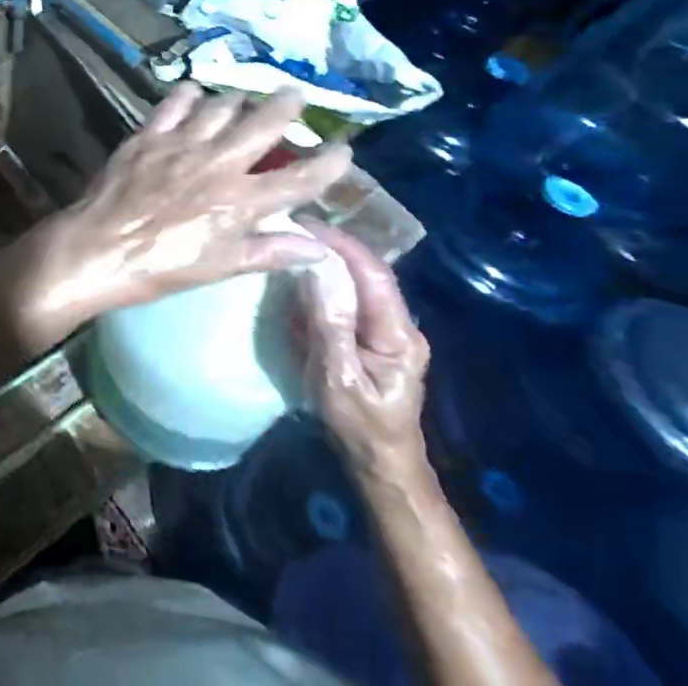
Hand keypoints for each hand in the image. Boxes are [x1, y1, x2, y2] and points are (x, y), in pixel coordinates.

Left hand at [17, 82, 350, 340]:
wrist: (97, 250)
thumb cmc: (160, 268)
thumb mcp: (219, 267)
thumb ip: (268, 252)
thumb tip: (317, 248)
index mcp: (242, 202)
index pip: (302, 178)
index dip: (330, 161)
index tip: (343, 148)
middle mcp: (219, 164)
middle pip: (265, 123)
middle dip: (287, 105)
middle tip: (295, 96)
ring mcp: (182, 144)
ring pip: (222, 105)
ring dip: (239, 100)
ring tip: (244, 99)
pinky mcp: (149, 135)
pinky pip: (176, 102)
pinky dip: (190, 95)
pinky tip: (195, 94)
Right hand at [293, 223, 431, 482]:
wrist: (378, 463)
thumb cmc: (359, 426)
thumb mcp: (338, 378)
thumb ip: (330, 324)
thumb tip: (316, 270)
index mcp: (398, 333)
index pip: (372, 273)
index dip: (340, 244)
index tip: (303, 224)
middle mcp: (398, 324)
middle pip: (366, 273)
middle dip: (331, 247)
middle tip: (289, 228)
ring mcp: (385, 331)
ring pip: (357, 284)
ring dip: (326, 263)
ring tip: (289, 244)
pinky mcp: (370, 338)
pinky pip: (348, 302)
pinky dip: (322, 285)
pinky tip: (297, 278)